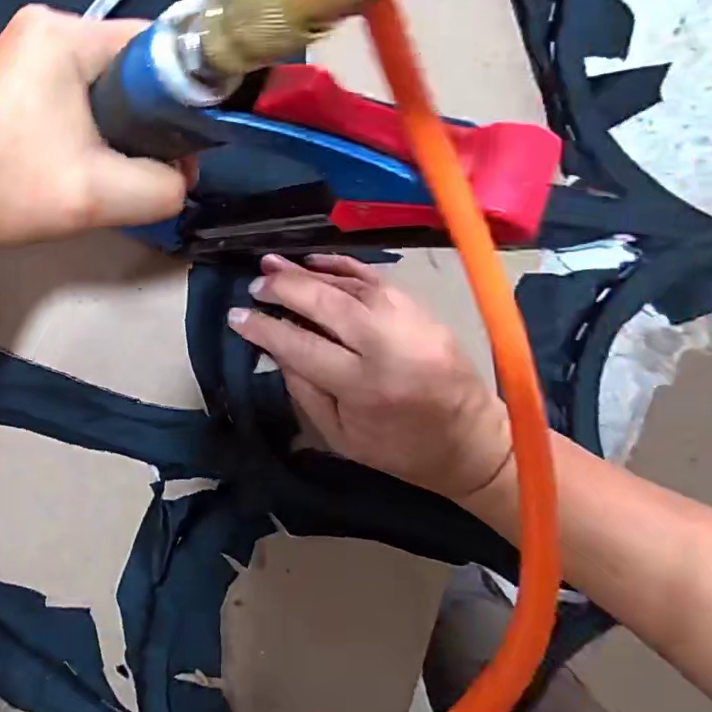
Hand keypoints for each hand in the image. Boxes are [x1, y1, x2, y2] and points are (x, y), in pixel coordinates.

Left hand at [0, 6, 190, 251]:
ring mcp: (26, 47)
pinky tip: (91, 154)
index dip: (180, 93)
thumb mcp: (104, 195)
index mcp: (62, 34)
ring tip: (121, 164)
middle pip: (131, 61)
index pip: (153, 45)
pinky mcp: (18, 72)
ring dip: (124, 120)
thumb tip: (183, 177)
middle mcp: (43, 25)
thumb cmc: (15, 192)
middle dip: (150, 113)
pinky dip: (96, 117)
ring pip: (107, 77)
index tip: (187, 140)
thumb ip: (166, 186)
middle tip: (155, 162)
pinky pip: (80, 86)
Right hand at [227, 253, 511, 500]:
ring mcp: (410, 321)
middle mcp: (388, 346)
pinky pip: (376, 278)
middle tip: (255, 285)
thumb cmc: (400, 450)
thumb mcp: (339, 435)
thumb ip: (303, 387)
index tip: (236, 317)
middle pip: (325, 303)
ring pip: (349, 285)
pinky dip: (343, 266)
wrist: (474, 443)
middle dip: (283, 290)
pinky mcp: (423, 310)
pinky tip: (314, 261)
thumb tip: (274, 345)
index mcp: (365, 387)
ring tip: (274, 264)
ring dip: (307, 273)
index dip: (264, 328)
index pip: (300, 345)